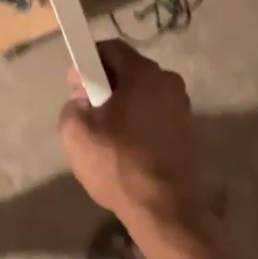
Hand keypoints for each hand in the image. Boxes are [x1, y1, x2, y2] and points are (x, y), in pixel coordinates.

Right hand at [57, 39, 201, 229]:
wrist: (164, 210)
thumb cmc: (119, 165)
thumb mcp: (75, 133)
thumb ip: (72, 106)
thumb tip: (84, 102)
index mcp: (145, 73)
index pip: (111, 48)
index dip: (87, 60)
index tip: (74, 84)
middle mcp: (168, 82)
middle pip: (128, 70)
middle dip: (102, 83)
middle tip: (84, 108)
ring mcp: (181, 106)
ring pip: (141, 93)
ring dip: (120, 103)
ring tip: (102, 132)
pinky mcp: (186, 130)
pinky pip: (153, 113)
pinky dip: (136, 121)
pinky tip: (124, 146)